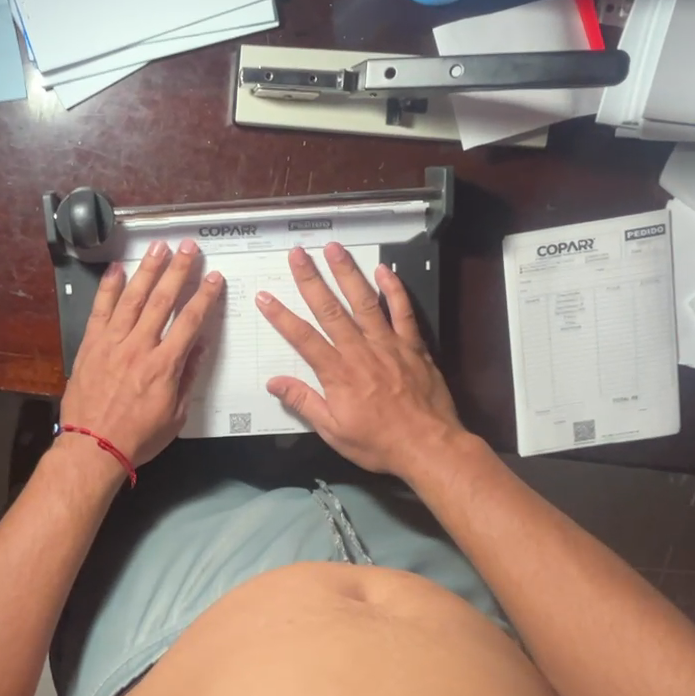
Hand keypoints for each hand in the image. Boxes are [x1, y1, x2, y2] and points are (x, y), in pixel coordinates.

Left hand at [60, 239, 224, 467]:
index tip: (214, 278)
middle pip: (163, 300)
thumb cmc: (138, 437)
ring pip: (132, 297)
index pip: (190, 322)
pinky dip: (108, 288)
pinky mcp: (91, 345)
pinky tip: (117, 269)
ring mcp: (112, 343)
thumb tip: (198, 347)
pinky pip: (100, 310)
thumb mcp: (176, 415)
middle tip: (188, 247)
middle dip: (178, 270)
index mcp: (164, 366)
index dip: (204, 297)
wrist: (92, 447)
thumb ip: (188, 377)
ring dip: (147, 270)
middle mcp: (139, 347)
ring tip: (158, 247)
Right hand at [256, 243, 468, 479]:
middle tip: (297, 254)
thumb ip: (304, 402)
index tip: (265, 296)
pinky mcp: (413, 345)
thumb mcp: (333, 430)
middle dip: (310, 280)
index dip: (281, 316)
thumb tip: (274, 382)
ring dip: (347, 273)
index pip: (303, 338)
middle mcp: (360, 351)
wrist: (428, 446)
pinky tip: (383, 270)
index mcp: (337, 373)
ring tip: (334, 249)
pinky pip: (403, 311)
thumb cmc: (378, 443)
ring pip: (364, 301)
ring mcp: (388, 344)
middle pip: (330, 310)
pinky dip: (394, 289)